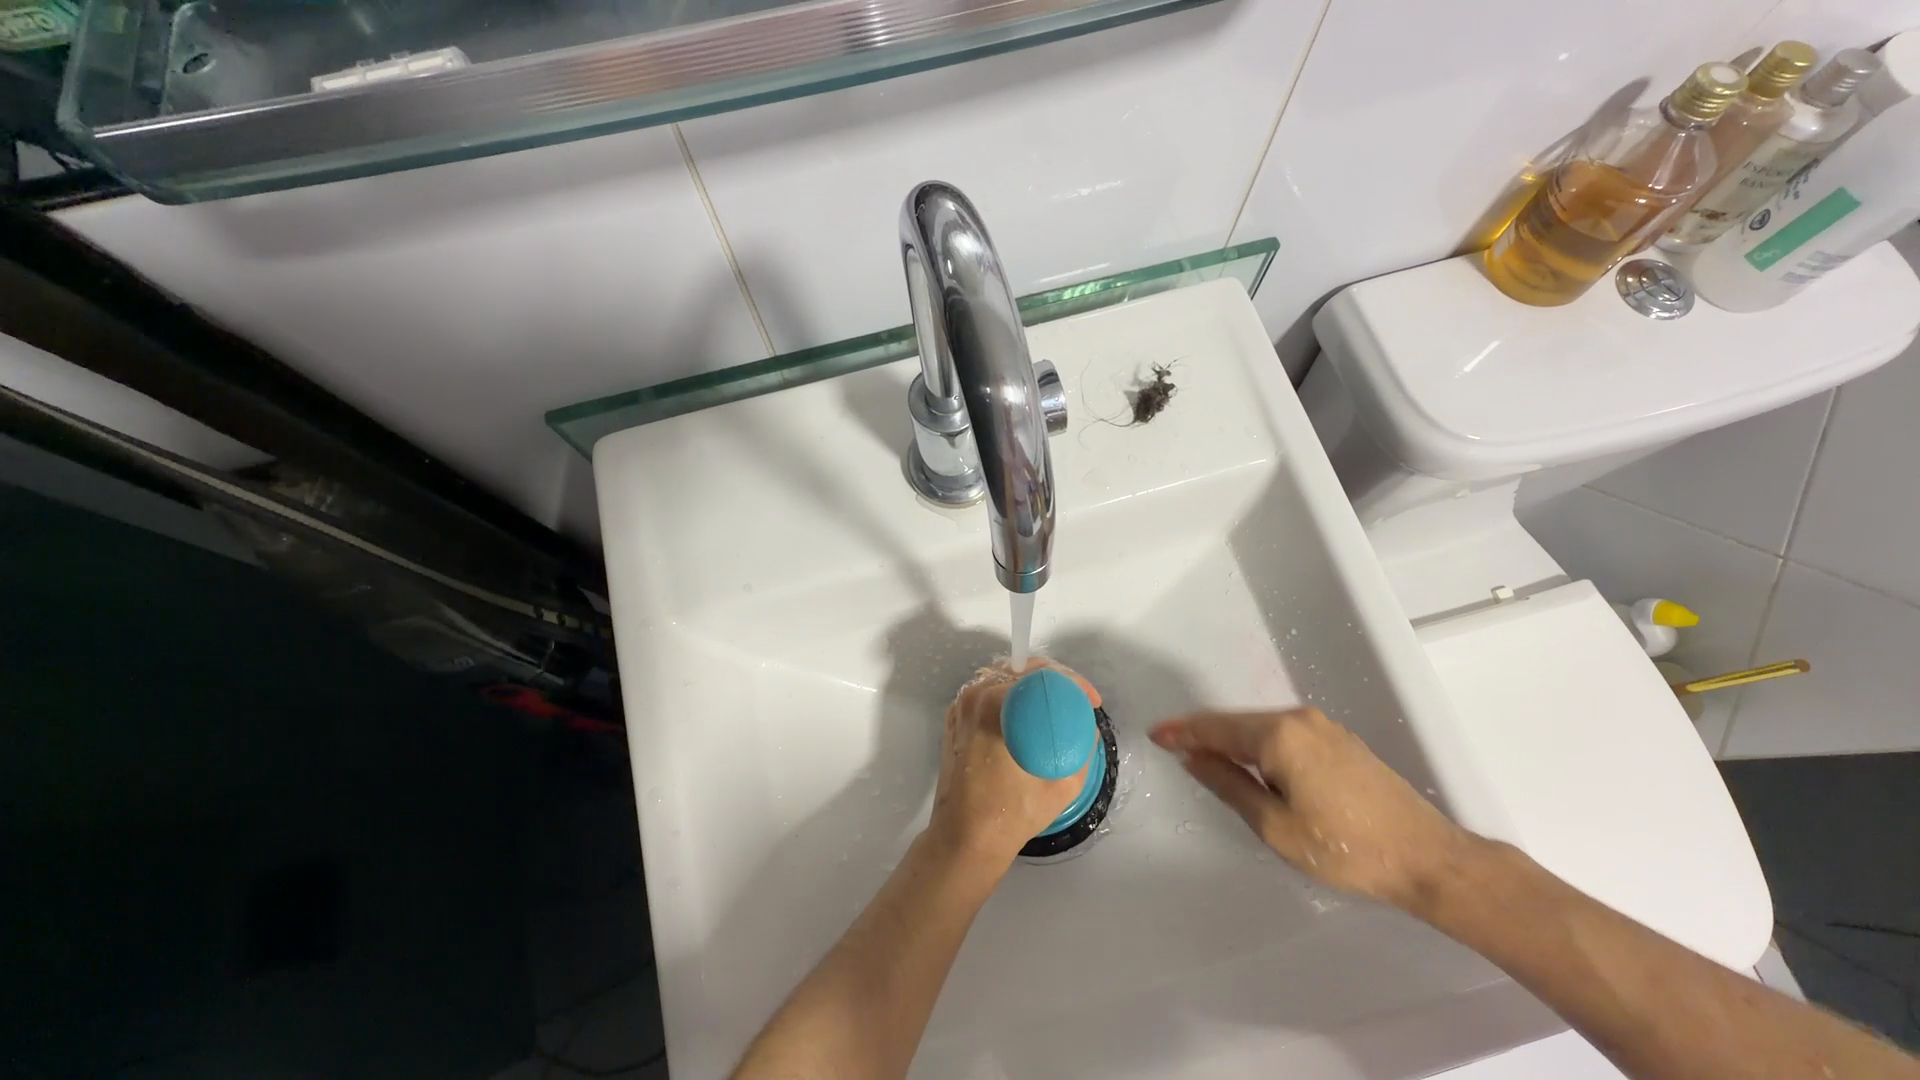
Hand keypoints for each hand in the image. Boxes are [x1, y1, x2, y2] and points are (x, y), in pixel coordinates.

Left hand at [927, 659, 1101, 873]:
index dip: (1073, 681)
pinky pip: (988, 693)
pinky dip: (1012, 695)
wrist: (964, 838)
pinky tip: (1030, 713)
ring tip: (1058, 703)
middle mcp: (974, 697)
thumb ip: (1080, 752)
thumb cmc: (1011, 814)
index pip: (1042, 675)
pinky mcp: (955, 719)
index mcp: (996, 705)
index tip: (1091, 700)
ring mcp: (960, 706)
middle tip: (1078, 698)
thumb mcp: (1062, 786)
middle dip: (1055, 678)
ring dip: (1033, 684)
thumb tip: (1087, 730)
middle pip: (1021, 668)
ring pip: (1003, 677)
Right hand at [1149, 708, 1474, 912]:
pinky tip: (1250, 762)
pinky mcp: (1340, 742)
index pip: (1217, 728)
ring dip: (1232, 740)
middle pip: (1239, 723)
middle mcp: (1300, 720)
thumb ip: (1229, 785)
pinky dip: (1259, 744)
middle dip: (1204, 733)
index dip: (1183, 732)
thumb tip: (1194, 757)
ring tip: (1203, 755)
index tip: (1154, 734)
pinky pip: (1285, 735)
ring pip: (1262, 728)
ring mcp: (1324, 728)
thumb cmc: (1344, 848)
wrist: (1426, 857)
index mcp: (1280, 736)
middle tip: (1172, 743)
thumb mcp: (1275, 825)